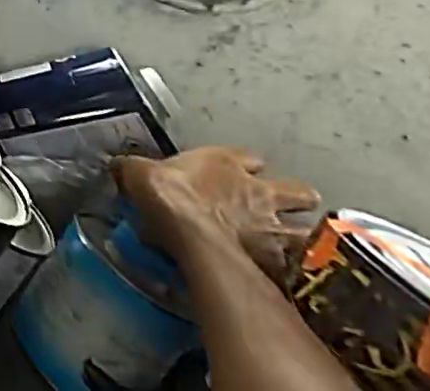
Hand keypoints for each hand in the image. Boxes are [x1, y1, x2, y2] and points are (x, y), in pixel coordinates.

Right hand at [113, 147, 320, 284]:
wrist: (190, 233)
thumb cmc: (164, 193)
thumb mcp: (136, 171)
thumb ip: (135, 169)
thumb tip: (119, 169)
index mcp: (224, 162)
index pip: (248, 157)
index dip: (244, 164)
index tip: (234, 171)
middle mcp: (258, 190)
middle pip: (298, 190)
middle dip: (294, 199)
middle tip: (275, 208)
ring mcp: (276, 225)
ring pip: (310, 227)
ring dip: (302, 235)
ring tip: (290, 244)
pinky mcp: (284, 259)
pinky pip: (299, 263)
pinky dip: (295, 268)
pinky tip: (286, 273)